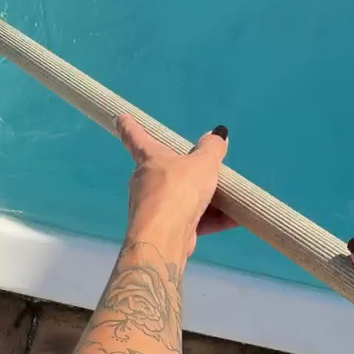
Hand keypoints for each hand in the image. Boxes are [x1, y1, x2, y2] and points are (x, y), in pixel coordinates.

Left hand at [113, 116, 236, 257]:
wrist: (165, 235)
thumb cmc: (179, 189)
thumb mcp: (203, 163)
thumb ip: (212, 149)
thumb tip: (217, 133)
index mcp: (149, 158)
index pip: (135, 137)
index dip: (130, 126)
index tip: (121, 118)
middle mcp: (146, 182)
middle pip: (166, 173)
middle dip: (186, 175)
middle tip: (209, 174)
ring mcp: (154, 208)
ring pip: (182, 200)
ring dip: (205, 201)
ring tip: (232, 201)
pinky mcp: (165, 230)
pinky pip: (191, 220)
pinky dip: (211, 220)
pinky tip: (233, 221)